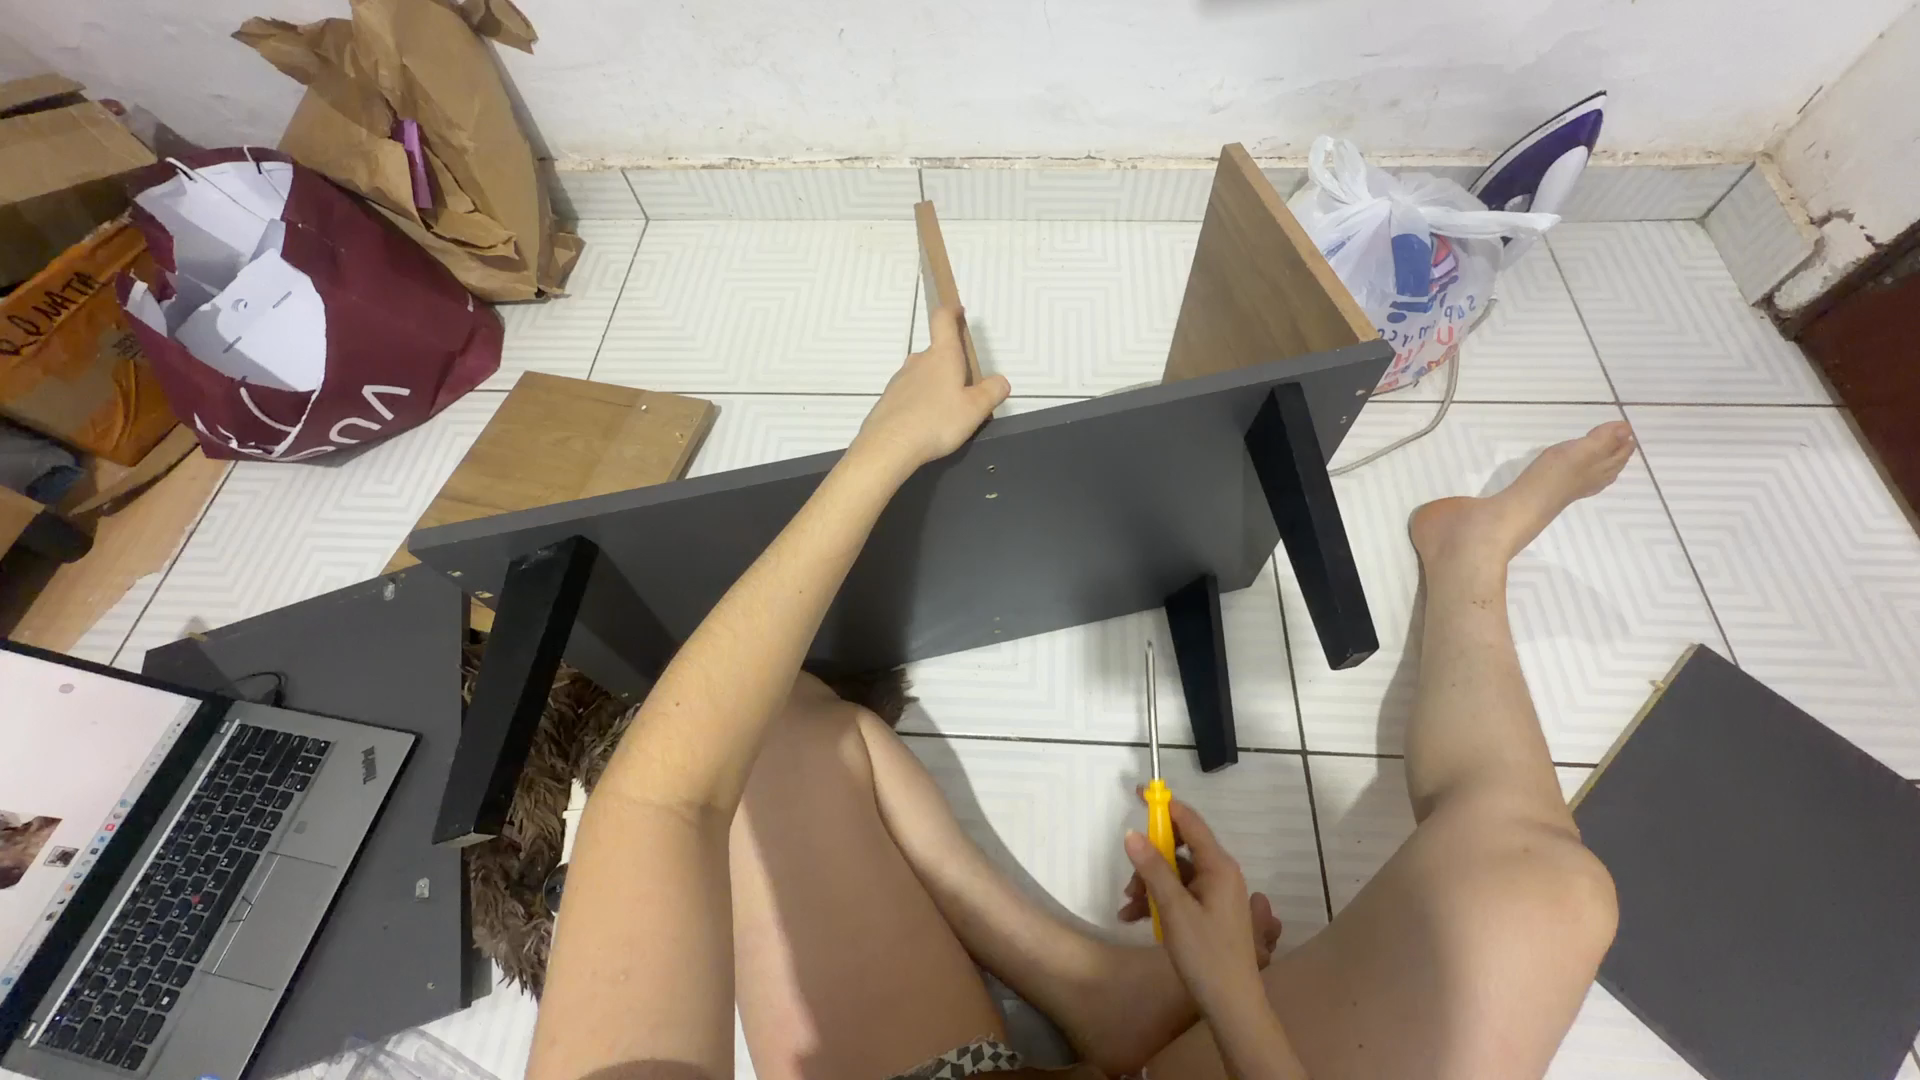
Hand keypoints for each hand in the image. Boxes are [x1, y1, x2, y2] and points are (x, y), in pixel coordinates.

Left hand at [851, 306, 1009, 474]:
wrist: (889, 446)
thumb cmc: (937, 421)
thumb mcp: (975, 409)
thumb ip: (992, 392)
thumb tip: (1001, 381)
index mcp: (941, 356)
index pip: (943, 320)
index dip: (951, 312)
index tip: (957, 311)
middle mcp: (918, 362)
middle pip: (935, 353)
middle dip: (951, 364)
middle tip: (966, 387)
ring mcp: (899, 381)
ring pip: (922, 375)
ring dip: (936, 385)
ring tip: (948, 412)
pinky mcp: (888, 400)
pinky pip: (910, 395)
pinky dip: (921, 403)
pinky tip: (927, 425)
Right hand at [1122, 801, 1268, 1012]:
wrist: (1232, 1007)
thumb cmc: (1206, 954)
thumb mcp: (1173, 910)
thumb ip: (1152, 868)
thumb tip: (1131, 833)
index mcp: (1218, 866)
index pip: (1188, 820)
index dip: (1163, 805)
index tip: (1138, 794)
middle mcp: (1220, 873)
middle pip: (1177, 848)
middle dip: (1148, 860)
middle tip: (1129, 882)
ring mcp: (1215, 893)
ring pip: (1174, 873)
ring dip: (1149, 884)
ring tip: (1129, 909)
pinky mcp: (1209, 911)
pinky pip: (1178, 892)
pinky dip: (1157, 900)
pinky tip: (1136, 918)